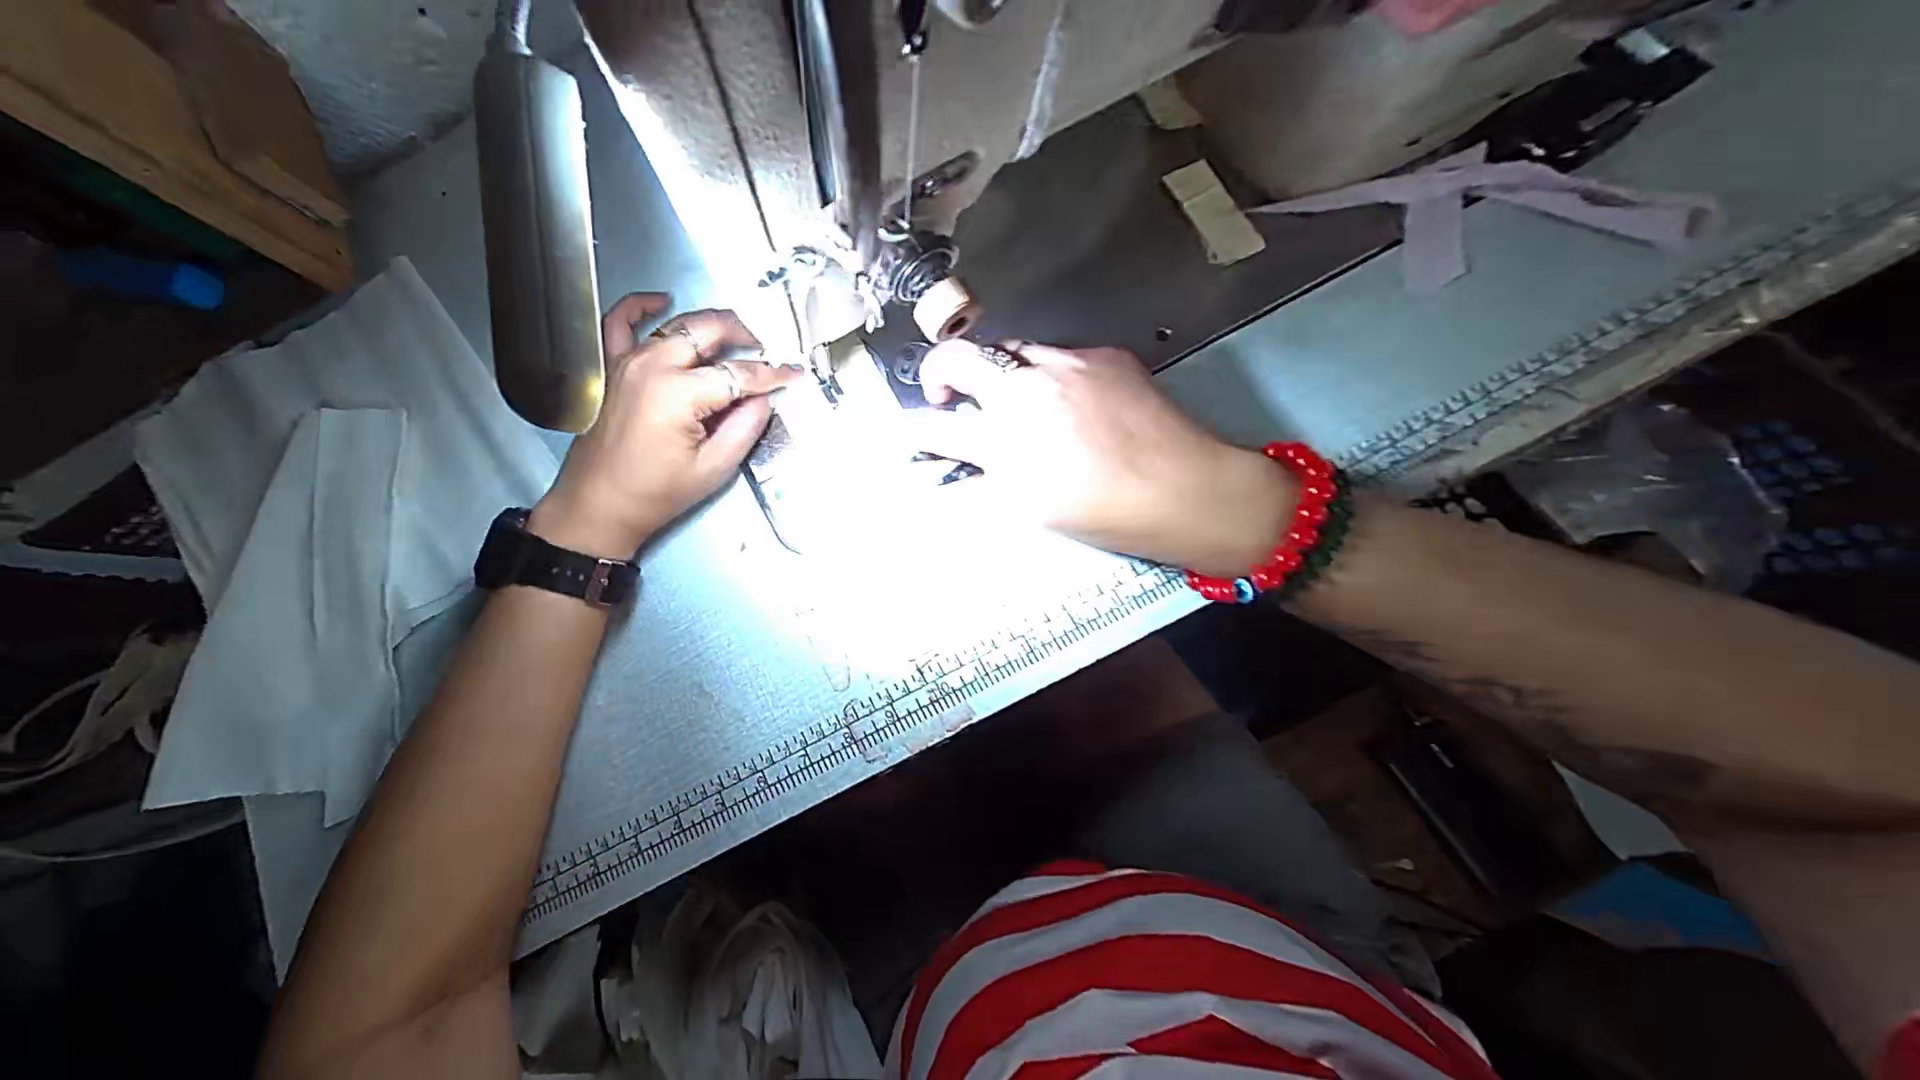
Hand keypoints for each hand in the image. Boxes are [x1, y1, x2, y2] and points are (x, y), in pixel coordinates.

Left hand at [528, 294, 802, 558]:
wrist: (599, 504)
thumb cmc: (657, 492)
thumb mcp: (714, 468)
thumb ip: (745, 427)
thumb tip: (763, 398)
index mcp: (678, 394)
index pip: (737, 374)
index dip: (771, 374)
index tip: (794, 374)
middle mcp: (652, 366)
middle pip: (708, 333)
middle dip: (744, 336)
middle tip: (766, 351)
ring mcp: (627, 362)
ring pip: (677, 325)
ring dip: (710, 325)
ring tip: (735, 336)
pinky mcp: (612, 367)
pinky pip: (619, 322)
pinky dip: (640, 306)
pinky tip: (661, 301)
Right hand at [911, 340, 1297, 577]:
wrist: (1186, 489)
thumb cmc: (1112, 513)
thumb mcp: (1035, 510)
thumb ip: (990, 483)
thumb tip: (967, 468)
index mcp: (1006, 444)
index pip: (937, 428)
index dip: (919, 428)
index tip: (917, 429)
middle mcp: (1028, 394)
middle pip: (958, 359)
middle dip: (940, 372)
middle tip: (945, 390)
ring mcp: (1065, 366)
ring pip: (1009, 350)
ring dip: (998, 372)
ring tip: (1012, 397)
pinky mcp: (1101, 355)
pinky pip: (1058, 353)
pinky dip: (1049, 373)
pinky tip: (1069, 399)